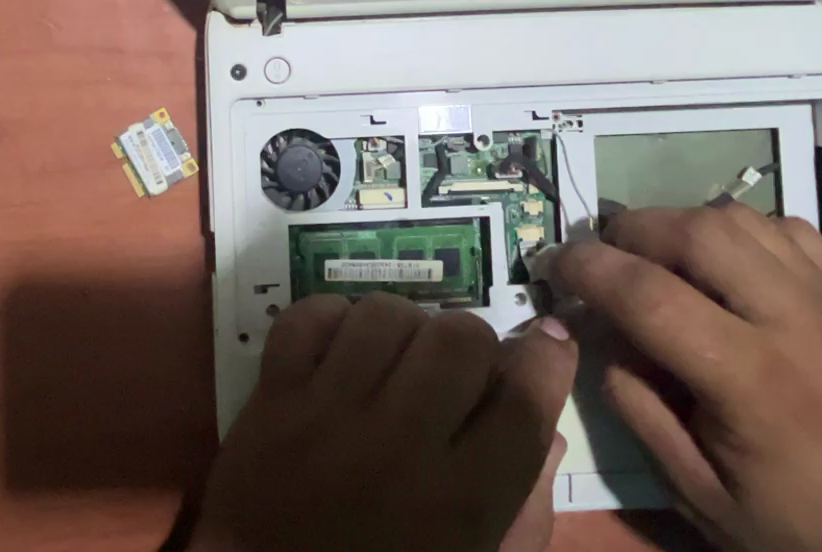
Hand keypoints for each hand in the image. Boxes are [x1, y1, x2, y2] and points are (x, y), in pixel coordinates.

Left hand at [190, 292, 576, 551]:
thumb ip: (521, 507)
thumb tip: (544, 425)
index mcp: (460, 503)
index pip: (524, 401)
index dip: (547, 358)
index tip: (548, 338)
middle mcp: (398, 446)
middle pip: (459, 339)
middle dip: (469, 342)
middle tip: (452, 371)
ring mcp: (327, 415)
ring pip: (385, 315)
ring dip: (401, 327)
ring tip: (392, 359)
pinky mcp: (272, 396)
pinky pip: (310, 316)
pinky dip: (330, 318)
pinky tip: (339, 352)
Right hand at [556, 203, 821, 551]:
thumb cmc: (802, 537)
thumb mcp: (697, 494)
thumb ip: (636, 406)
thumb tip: (599, 330)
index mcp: (755, 387)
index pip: (649, 296)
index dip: (587, 269)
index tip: (554, 265)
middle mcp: (799, 326)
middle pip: (699, 232)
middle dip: (632, 229)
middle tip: (602, 253)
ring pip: (742, 218)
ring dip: (681, 222)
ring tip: (655, 254)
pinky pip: (788, 231)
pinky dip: (740, 229)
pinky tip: (722, 263)